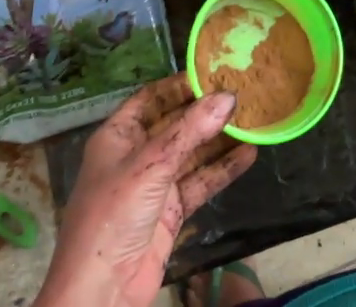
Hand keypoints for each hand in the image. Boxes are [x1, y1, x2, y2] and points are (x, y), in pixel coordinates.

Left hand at [35, 74, 256, 306]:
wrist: (100, 291)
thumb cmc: (113, 215)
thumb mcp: (150, 165)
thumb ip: (190, 131)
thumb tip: (228, 97)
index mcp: (119, 135)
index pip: (152, 98)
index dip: (181, 84)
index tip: (217, 71)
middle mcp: (137, 154)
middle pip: (177, 123)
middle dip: (207, 110)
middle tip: (245, 92)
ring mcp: (155, 184)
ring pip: (192, 153)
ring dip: (220, 139)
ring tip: (255, 119)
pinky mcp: (171, 211)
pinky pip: (200, 182)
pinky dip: (223, 169)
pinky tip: (249, 155)